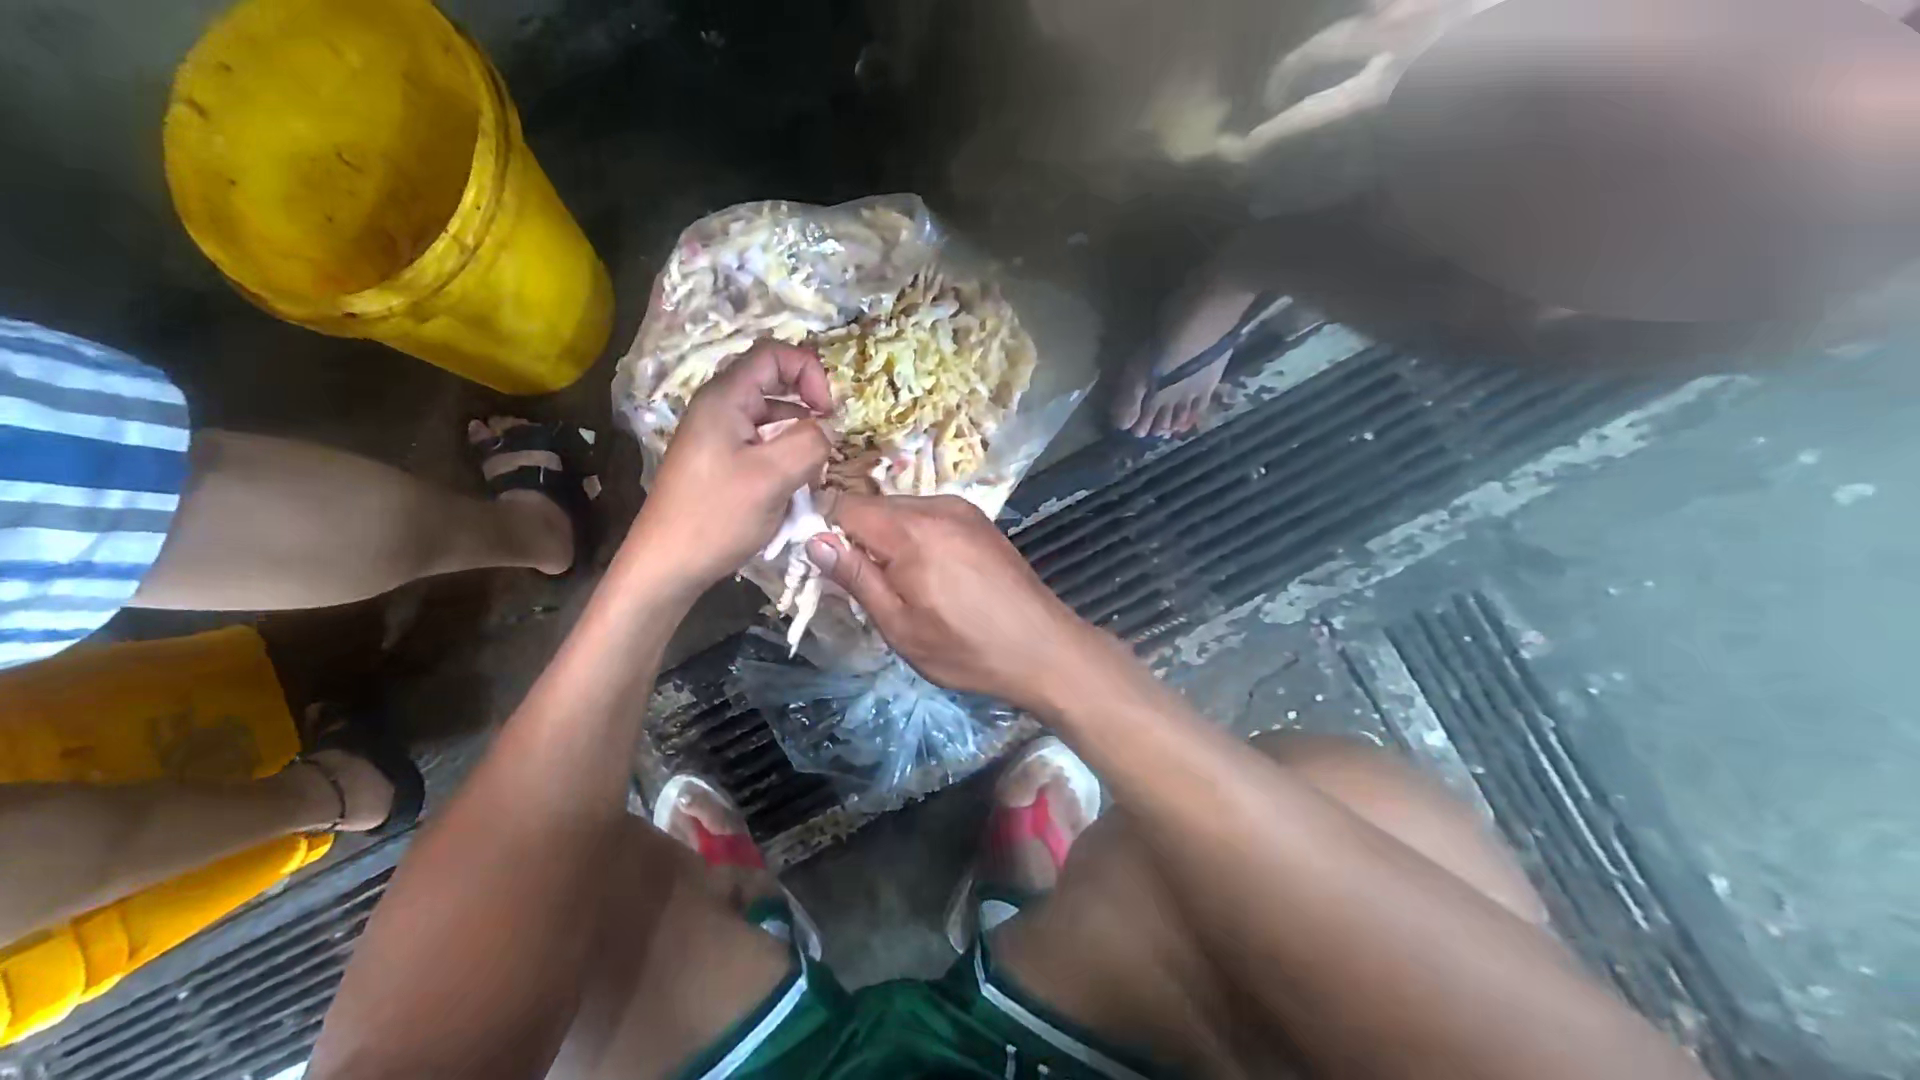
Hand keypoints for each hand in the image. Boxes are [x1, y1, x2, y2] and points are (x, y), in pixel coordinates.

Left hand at [631, 341, 833, 590]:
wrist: (668, 564)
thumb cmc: (717, 516)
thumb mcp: (773, 477)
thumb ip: (809, 443)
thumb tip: (826, 430)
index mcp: (725, 398)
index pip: (774, 354)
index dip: (809, 371)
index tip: (828, 412)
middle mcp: (718, 407)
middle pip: (771, 380)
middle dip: (807, 399)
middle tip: (828, 431)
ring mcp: (716, 434)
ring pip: (768, 414)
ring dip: (798, 429)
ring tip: (816, 461)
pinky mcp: (718, 460)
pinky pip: (759, 440)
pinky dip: (783, 451)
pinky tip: (794, 479)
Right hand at [806, 493, 1110, 709]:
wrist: (1044, 649)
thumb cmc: (966, 648)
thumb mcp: (899, 625)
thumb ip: (856, 577)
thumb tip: (813, 540)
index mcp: (911, 531)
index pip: (845, 507)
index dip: (827, 533)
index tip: (828, 568)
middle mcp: (937, 507)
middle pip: (875, 507)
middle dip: (860, 539)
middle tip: (868, 586)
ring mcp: (963, 510)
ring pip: (903, 511)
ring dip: (890, 539)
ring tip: (906, 586)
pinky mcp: (981, 521)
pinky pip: (931, 517)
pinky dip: (918, 538)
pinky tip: (934, 575)